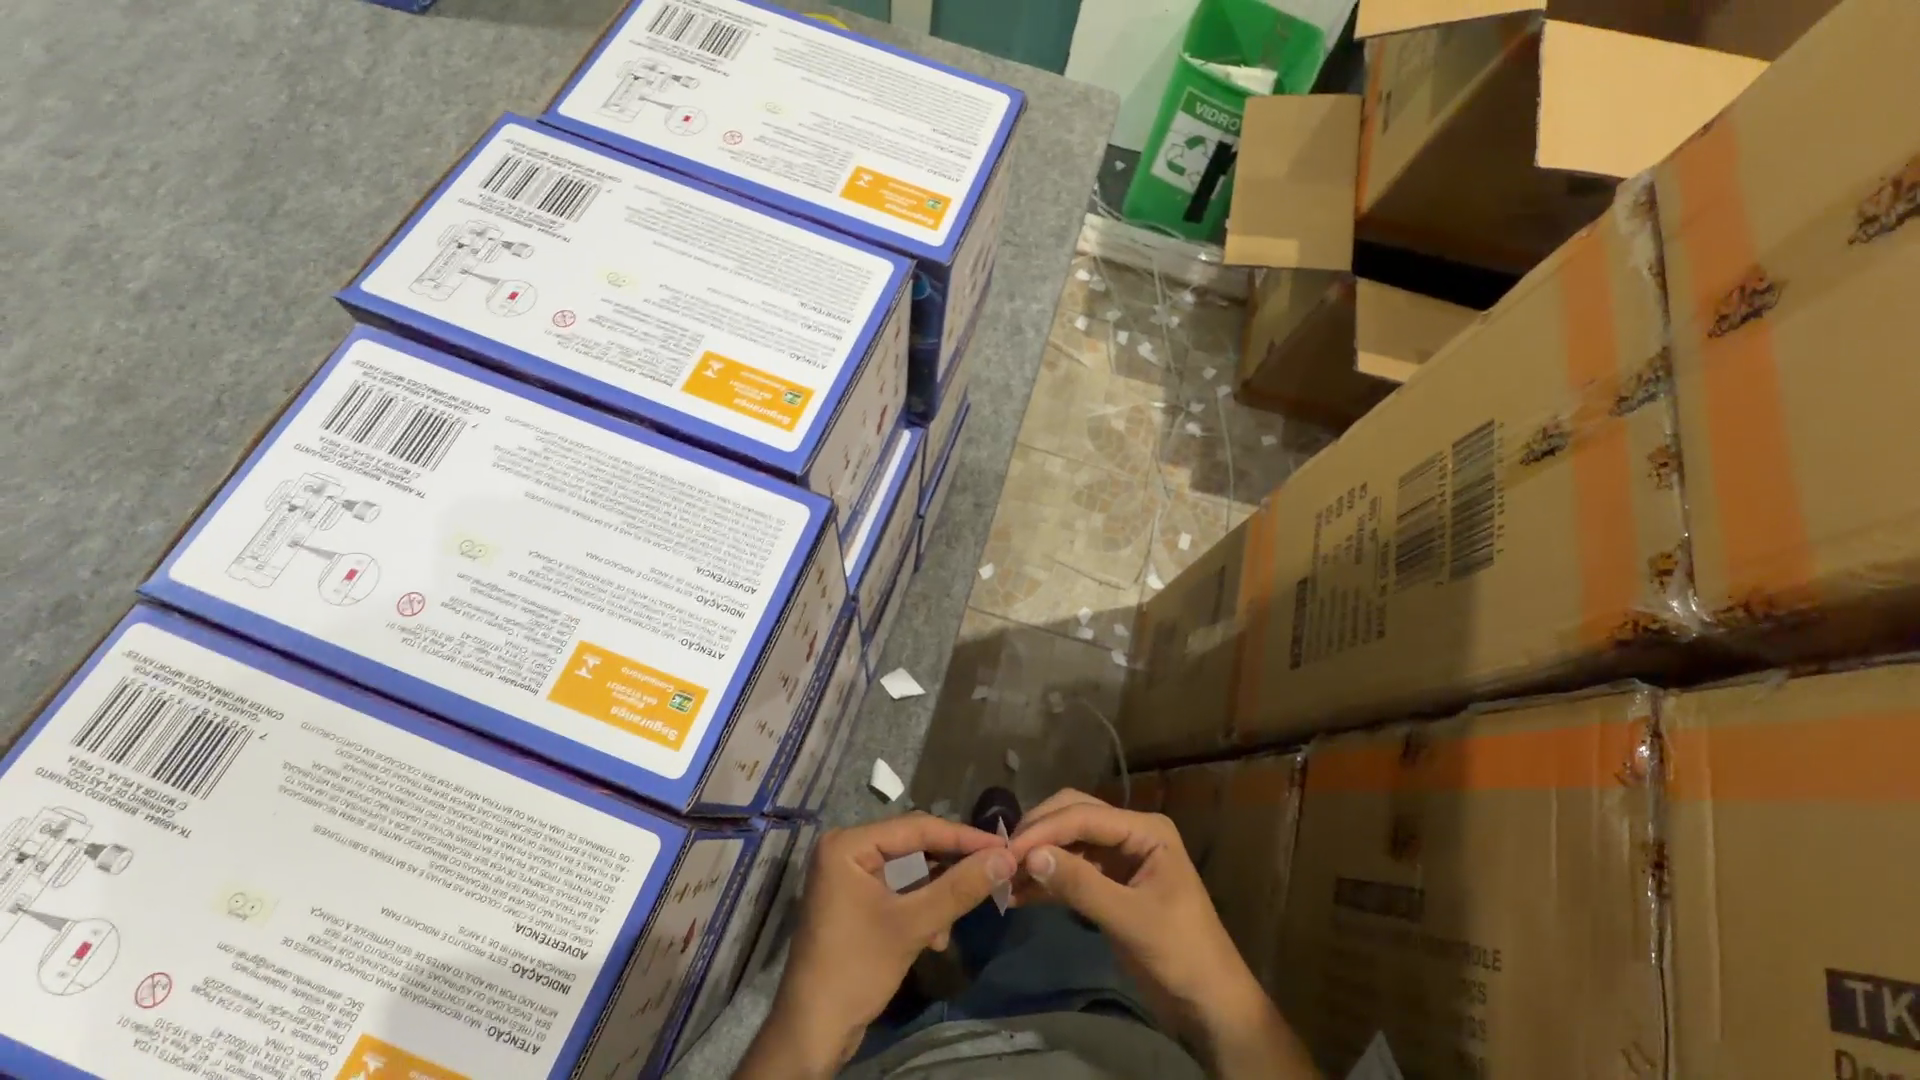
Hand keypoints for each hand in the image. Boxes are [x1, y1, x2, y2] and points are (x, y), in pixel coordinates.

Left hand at [737, 813, 1014, 1077]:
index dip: (964, 837)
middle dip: (951, 866)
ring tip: (957, 920)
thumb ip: (959, 888)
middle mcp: (846, 849)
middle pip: (914, 845)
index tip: (1004, 848)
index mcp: (849, 844)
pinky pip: (899, 889)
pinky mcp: (855, 900)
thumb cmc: (857, 968)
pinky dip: (921, 907)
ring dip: (938, 893)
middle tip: (993, 874)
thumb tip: (1006, 858)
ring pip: (910, 870)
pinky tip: (936, 937)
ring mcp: (849, 875)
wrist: (813, 1028)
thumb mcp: (913, 925)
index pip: (917, 828)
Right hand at [1008, 790, 1318, 1079]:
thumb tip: (1030, 856)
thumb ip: (1081, 884)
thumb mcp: (1131, 919)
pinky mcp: (1108, 885)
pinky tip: (1016, 895)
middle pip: (1073, 816)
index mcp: (1146, 830)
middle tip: (1000, 857)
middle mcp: (1130, 834)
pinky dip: (1045, 880)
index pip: (1084, 815)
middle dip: (1038, 834)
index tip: (1006, 851)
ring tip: (1001, 878)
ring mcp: (1118, 859)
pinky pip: (1070, 871)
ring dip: (1037, 857)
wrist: (1209, 1003)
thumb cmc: (1182, 954)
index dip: (1044, 829)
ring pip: (1067, 843)